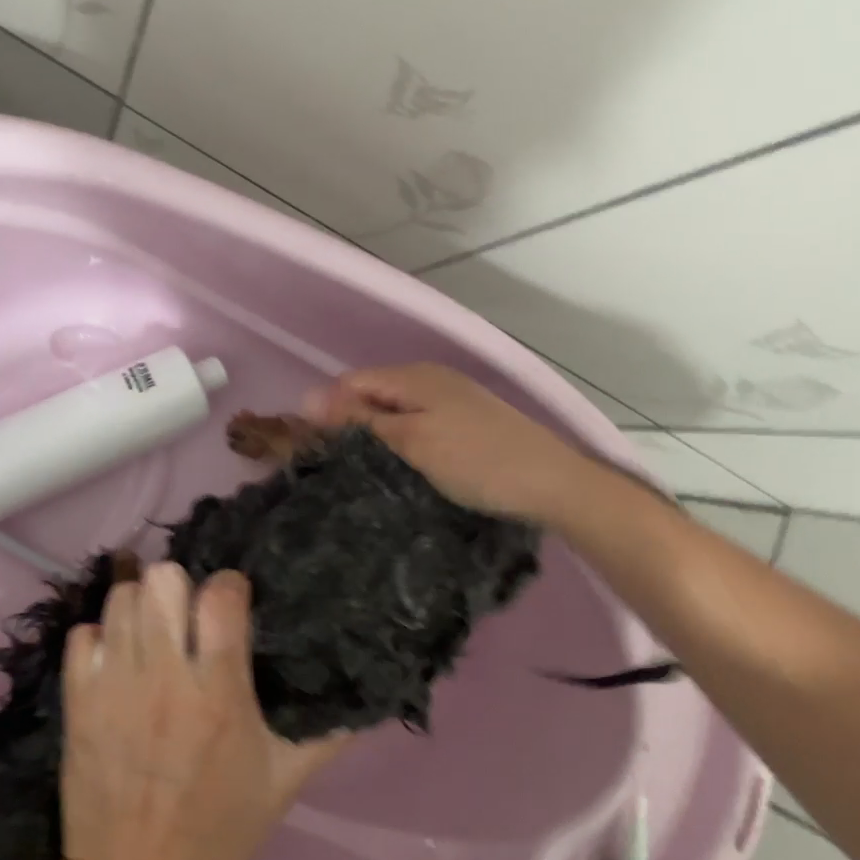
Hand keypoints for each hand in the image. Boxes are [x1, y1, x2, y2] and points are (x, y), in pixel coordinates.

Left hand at [61, 563, 348, 859]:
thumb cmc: (220, 826)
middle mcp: (165, 677)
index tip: (234, 601)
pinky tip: (116, 658)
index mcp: (219, 692)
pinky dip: (99, 637)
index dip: (231, 587)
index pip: (221, 596)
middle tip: (188, 614)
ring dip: (140, 606)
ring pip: (120, 599)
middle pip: (164, 582)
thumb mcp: (283, 782)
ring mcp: (115, 686)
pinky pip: (80, 636)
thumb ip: (325, 735)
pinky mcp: (78, 702)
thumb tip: (364, 701)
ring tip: (152, 630)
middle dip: (180, 588)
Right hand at [303, 363, 619, 526]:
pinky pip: (418, 425)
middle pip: (372, 395)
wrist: (553, 483)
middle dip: (350, 426)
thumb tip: (306, 398)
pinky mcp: (467, 423)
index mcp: (413, 376)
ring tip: (365, 473)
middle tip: (337, 469)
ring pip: (395, 412)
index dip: (326, 412)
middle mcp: (430, 379)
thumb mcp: (410, 440)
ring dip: (376, 438)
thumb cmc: (476, 461)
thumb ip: (360, 419)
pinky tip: (403, 470)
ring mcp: (452, 400)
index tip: (315, 453)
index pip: (349, 383)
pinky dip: (403, 444)